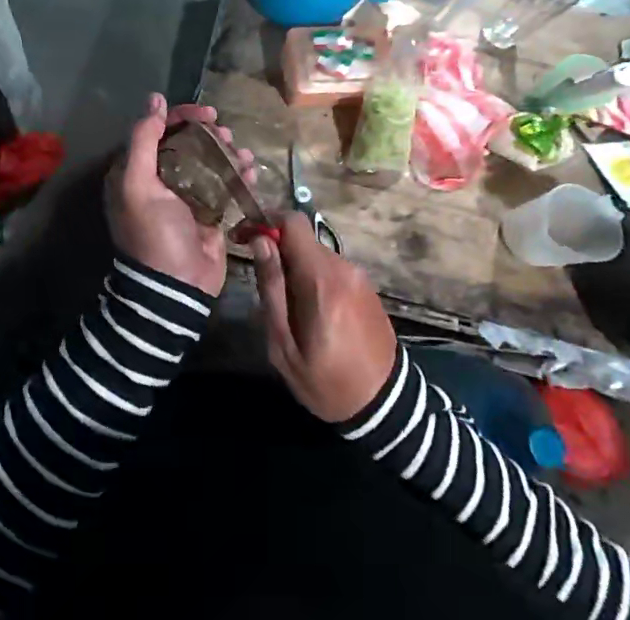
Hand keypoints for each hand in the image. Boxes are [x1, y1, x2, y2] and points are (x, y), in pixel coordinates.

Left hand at [107, 94, 252, 295]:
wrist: (176, 285)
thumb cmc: (154, 232)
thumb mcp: (137, 184)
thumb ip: (143, 140)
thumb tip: (154, 99)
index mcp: (136, 172)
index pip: (158, 131)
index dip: (182, 117)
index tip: (207, 114)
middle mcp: (160, 180)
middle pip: (187, 143)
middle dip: (208, 134)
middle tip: (226, 132)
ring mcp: (186, 197)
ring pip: (209, 162)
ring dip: (227, 152)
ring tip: (242, 153)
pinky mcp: (210, 212)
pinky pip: (225, 184)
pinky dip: (238, 175)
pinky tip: (250, 170)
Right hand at [252, 212, 396, 422]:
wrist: (386, 407)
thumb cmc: (326, 381)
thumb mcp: (284, 343)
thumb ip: (271, 288)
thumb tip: (260, 241)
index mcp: (321, 279)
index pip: (292, 221)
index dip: (263, 221)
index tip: (242, 238)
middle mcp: (343, 268)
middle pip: (301, 238)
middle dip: (275, 248)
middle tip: (258, 279)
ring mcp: (358, 277)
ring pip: (315, 253)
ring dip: (293, 265)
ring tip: (283, 303)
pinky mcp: (366, 287)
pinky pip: (331, 268)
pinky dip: (312, 276)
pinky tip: (308, 309)